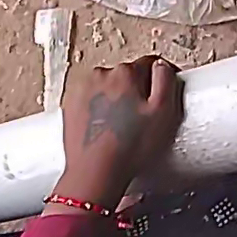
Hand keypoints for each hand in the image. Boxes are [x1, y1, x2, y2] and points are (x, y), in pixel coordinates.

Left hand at [51, 56, 182, 210]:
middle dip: (136, 92)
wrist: (95, 172)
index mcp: (125, 73)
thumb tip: (161, 66)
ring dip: (116, 100)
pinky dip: (99, 109)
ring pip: (107, 88)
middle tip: (143, 118)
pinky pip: (91, 100)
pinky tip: (107, 128)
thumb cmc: (129, 147)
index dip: (160, 80)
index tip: (163, 95)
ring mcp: (82, 89)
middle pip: (127, 76)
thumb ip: (166, 80)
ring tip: (122, 127)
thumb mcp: (163, 112)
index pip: (150, 64)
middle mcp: (100, 75)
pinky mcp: (70, 105)